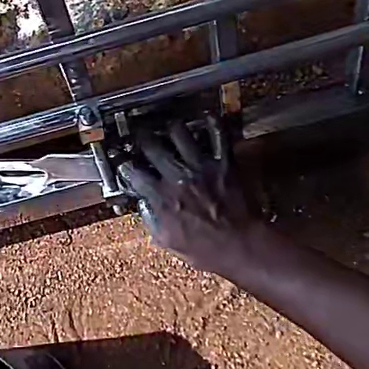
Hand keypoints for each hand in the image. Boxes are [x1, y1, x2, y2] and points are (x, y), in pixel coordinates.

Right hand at [115, 121, 267, 277]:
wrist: (241, 245)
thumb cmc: (207, 249)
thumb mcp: (168, 241)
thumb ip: (153, 220)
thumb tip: (144, 205)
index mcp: (162, 197)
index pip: (133, 173)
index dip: (126, 167)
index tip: (126, 164)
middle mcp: (177, 177)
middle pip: (151, 145)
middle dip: (143, 138)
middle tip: (142, 136)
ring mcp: (201, 166)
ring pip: (179, 132)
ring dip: (171, 128)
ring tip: (169, 126)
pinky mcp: (223, 162)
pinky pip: (217, 134)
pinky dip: (211, 123)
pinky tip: (206, 118)